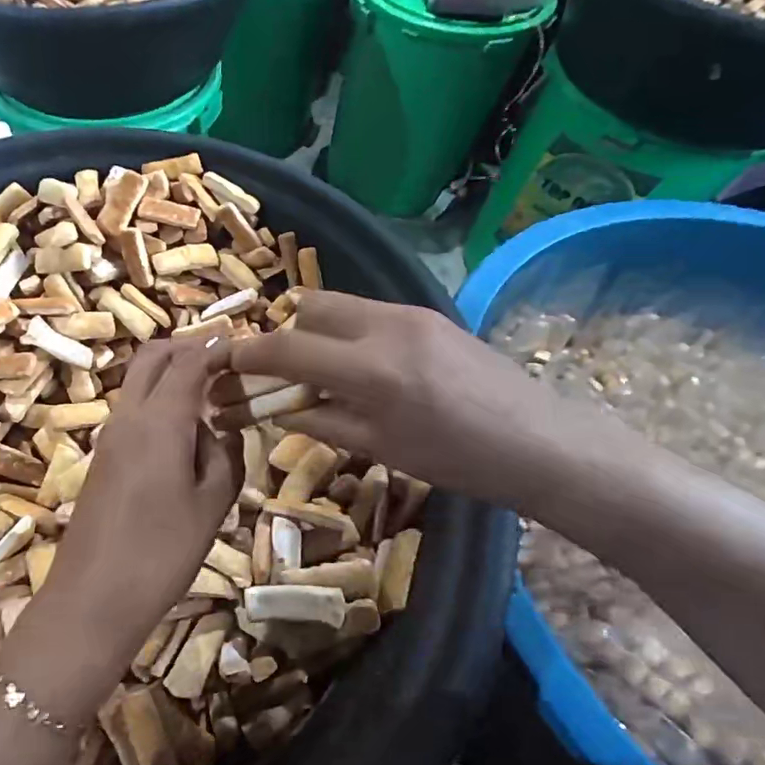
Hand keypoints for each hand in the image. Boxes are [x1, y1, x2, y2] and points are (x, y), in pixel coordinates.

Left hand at [42, 338, 242, 644]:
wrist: (93, 599)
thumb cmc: (162, 552)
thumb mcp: (213, 504)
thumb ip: (225, 455)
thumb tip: (221, 429)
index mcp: (159, 421)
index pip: (190, 362)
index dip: (218, 348)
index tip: (246, 346)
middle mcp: (128, 417)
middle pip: (153, 357)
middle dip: (189, 348)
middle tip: (225, 362)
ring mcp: (109, 437)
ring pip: (140, 383)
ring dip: (172, 376)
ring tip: (213, 398)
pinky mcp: (102, 459)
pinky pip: (134, 411)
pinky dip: (160, 402)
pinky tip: (187, 435)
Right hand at [229, 291, 624, 508]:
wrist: (537, 440)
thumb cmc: (457, 460)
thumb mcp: (382, 448)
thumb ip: (323, 421)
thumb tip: (280, 407)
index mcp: (370, 369)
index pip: (290, 350)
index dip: (251, 354)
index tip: (227, 359)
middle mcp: (386, 325)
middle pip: (311, 306)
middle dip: (286, 332)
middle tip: (284, 368)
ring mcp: (412, 313)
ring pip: (342, 304)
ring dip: (320, 329)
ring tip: (327, 368)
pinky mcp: (431, 313)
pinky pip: (373, 311)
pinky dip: (352, 331)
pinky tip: (367, 365)